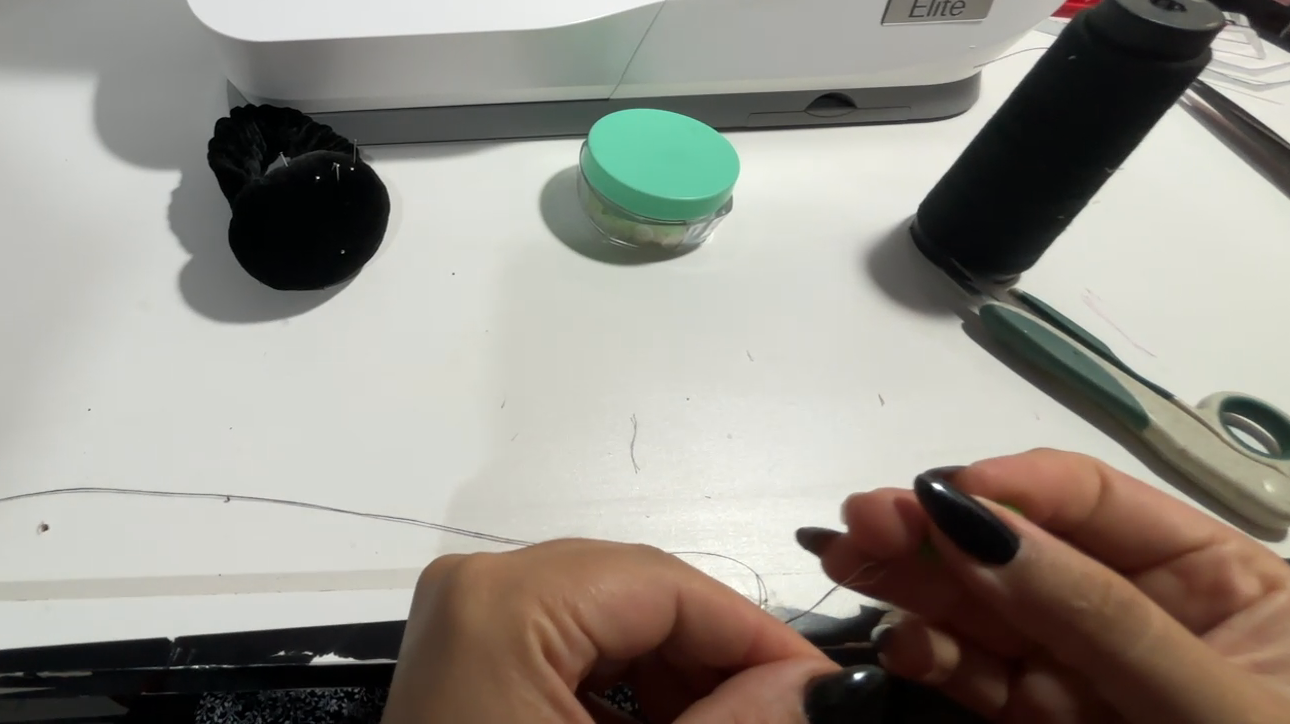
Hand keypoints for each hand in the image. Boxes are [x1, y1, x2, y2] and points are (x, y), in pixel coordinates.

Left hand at [382, 538, 884, 723]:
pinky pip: (561, 643)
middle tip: (789, 717)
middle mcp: (474, 583)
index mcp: (502, 600)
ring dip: (672, 674)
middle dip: (714, 654)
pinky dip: (620, 689)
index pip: (655, 580)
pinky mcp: (464, 650)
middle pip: (625, 590)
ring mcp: (462, 615)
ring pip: (598, 616)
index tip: (827, 693)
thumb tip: (816, 689)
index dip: (751, 631)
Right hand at [797, 449, 1289, 721]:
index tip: (931, 493)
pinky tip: (901, 645)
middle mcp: (1128, 606)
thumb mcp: (1230, 714)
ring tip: (846, 561)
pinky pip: (970, 666)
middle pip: (1007, 541)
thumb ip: (1099, 615)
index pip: (1086, 497)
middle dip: (929, 527)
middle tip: (861, 521)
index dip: (1005, 486)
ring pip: (972, 596)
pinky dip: (926, 651)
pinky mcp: (1038, 712)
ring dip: (904, 578)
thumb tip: (967, 520)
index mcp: (1209, 580)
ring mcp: (1076, 660)